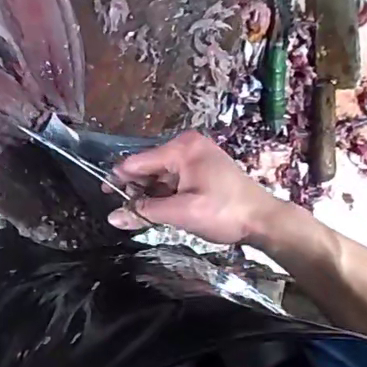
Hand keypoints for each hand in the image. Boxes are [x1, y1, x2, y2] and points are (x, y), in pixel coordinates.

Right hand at [108, 132, 286, 244]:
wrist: (263, 219)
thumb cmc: (225, 212)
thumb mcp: (182, 213)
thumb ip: (145, 212)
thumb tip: (113, 217)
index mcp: (182, 148)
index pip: (138, 161)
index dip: (119, 179)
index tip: (104, 194)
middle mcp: (187, 146)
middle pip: (148, 166)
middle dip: (135, 188)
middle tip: (123, 211)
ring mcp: (197, 156)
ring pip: (160, 174)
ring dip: (149, 193)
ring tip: (139, 214)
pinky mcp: (203, 169)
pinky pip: (174, 179)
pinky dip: (164, 193)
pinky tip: (158, 209)